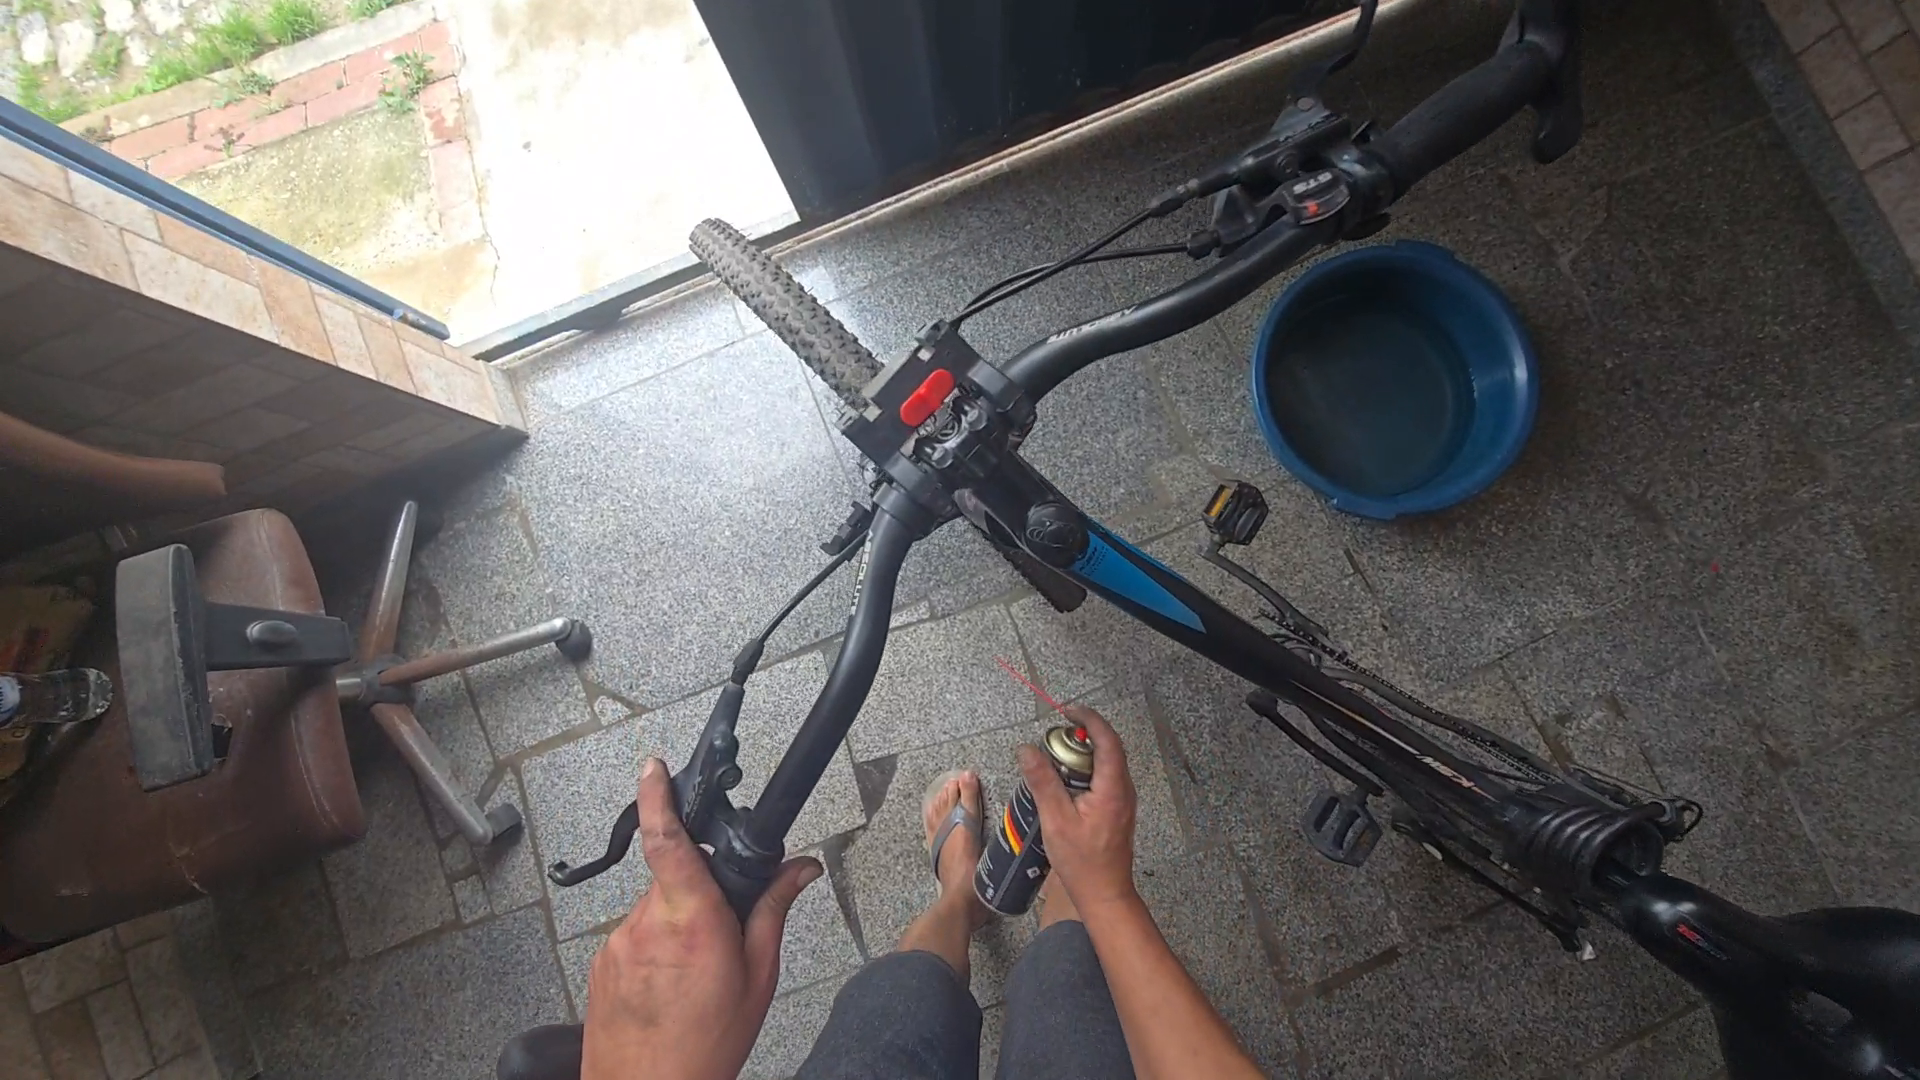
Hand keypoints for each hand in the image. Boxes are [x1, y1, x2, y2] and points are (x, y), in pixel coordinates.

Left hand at [582, 757, 821, 1079]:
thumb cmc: (704, 1046)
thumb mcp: (758, 974)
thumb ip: (774, 909)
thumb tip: (801, 868)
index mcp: (692, 920)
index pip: (667, 841)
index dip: (656, 797)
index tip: (652, 768)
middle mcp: (647, 923)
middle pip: (675, 874)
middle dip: (699, 888)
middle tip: (718, 930)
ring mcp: (618, 943)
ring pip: (656, 905)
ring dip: (677, 921)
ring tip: (691, 972)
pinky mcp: (602, 963)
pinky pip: (636, 932)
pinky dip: (656, 945)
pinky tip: (669, 984)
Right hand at [1018, 705, 1137, 913]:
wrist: (1105, 895)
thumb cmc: (1082, 862)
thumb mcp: (1056, 819)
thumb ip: (1042, 781)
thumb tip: (1026, 749)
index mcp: (1113, 788)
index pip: (1107, 739)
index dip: (1088, 719)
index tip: (1066, 711)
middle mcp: (1124, 789)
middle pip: (1108, 747)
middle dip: (1082, 734)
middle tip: (1054, 735)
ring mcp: (1123, 800)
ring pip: (1106, 762)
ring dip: (1083, 752)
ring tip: (1055, 755)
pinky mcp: (1117, 809)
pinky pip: (1104, 777)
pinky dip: (1085, 769)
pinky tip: (1065, 780)